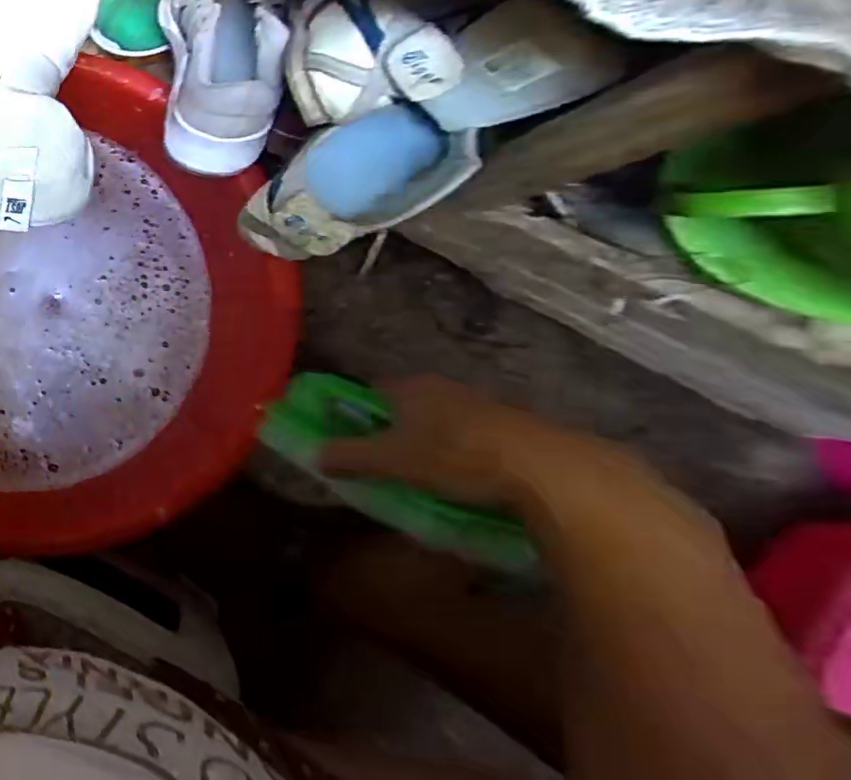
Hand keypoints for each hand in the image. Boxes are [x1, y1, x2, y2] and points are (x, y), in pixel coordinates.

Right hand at [319, 375, 643, 510]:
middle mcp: (448, 387)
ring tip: (441, 475)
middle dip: (403, 427)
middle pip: (414, 403)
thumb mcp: (389, 461)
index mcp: (411, 387)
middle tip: (395, 459)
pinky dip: (481, 455)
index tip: (358, 436)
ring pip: (454, 420)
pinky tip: (483, 482)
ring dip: (444, 440)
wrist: (555, 474)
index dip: (362, 411)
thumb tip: (313, 454)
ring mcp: (492, 405)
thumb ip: (348, 456)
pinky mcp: (529, 429)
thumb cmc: (454, 457)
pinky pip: (490, 439)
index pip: (374, 390)